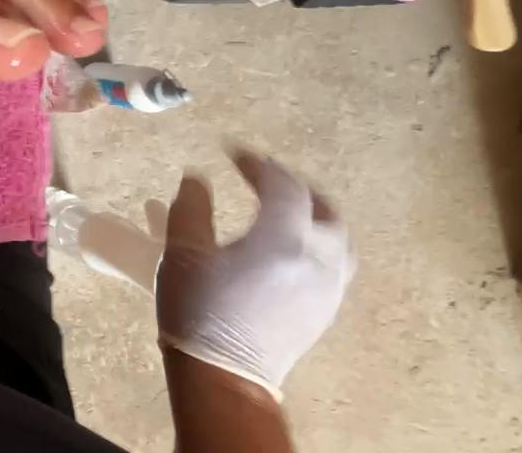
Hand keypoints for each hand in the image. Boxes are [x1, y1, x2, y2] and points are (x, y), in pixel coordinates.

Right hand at [157, 151, 356, 399]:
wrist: (226, 370)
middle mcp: (318, 261)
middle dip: (292, 183)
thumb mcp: (183, 252)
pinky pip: (336, 258)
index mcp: (281, 242)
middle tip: (259, 171)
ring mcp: (330, 286)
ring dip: (312, 209)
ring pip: (338, 236)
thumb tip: (197, 177)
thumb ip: (191, 208)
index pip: (283, 187)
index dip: (258, 162)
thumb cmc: (197, 306)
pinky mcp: (328, 305)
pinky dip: (316, 235)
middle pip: (323, 209)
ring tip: (281, 202)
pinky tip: (288, 239)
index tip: (230, 150)